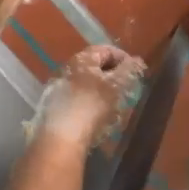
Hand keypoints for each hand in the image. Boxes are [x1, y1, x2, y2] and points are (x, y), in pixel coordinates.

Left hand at [31, 44, 145, 147]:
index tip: (136, 72)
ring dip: (101, 90)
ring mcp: (56, 88)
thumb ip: (129, 69)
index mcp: (82, 59)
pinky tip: (96, 117)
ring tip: (113, 105)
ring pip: (85, 83)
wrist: (61, 139)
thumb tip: (136, 60)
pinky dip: (89, 103)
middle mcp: (66, 68)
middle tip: (126, 88)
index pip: (106, 50)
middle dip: (112, 75)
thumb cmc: (92, 106)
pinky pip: (76, 98)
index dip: (124, 58)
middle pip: (94, 67)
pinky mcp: (52, 107)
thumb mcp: (117, 85)